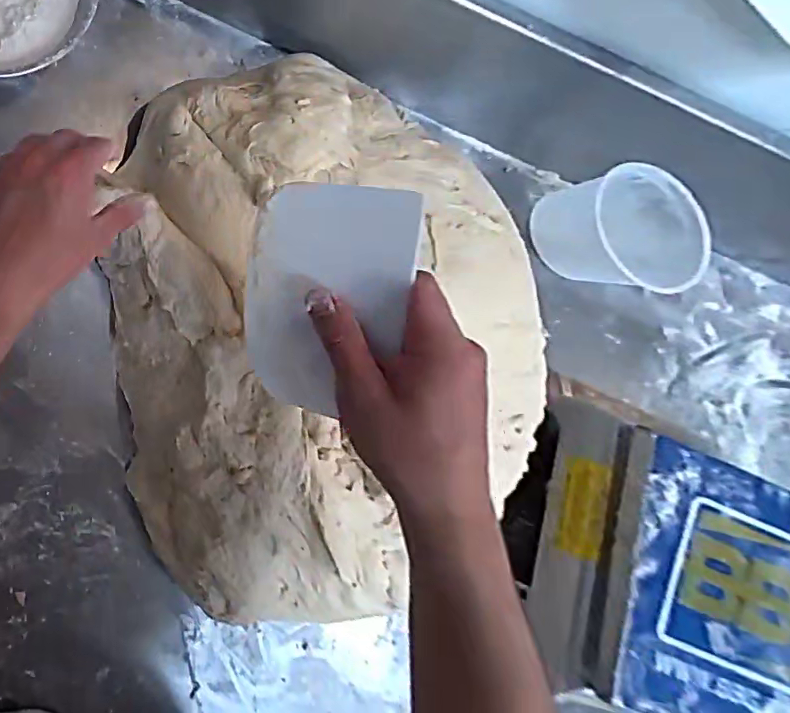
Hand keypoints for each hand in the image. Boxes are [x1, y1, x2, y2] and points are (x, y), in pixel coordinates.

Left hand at [0, 130, 143, 339]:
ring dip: (54, 147)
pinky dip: (29, 157)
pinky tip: (32, 177)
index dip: (108, 151)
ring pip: (38, 140)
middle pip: (67, 137)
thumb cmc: (53, 259)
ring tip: (60, 166)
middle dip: (82, 145)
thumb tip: (143, 203)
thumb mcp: (94, 239)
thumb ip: (120, 215)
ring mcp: (14, 165)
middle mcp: (42, 158)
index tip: (111, 160)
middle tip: (89, 164)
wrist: (0, 276)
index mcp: (72, 170)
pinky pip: (15, 154)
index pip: (96, 145)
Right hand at [307, 272, 493, 530]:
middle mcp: (464, 349)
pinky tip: (376, 380)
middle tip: (337, 320)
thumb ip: (341, 339)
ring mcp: (468, 371)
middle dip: (375, 310)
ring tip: (352, 354)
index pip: (416, 284)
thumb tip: (321, 294)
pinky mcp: (464, 391)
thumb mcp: (361, 393)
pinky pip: (429, 355)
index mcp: (443, 343)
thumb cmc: (405, 452)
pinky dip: (401, 357)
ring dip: (386, 337)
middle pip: (416, 307)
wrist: (448, 513)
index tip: (346, 284)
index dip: (380, 277)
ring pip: (421, 333)